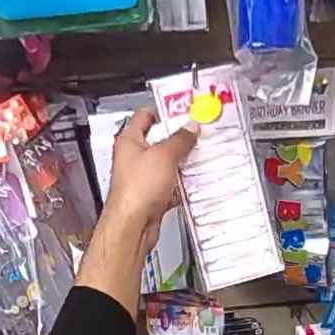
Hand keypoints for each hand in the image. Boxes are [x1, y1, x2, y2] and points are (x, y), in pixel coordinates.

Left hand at [73, 107, 196, 311]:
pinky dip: (183, 185)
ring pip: (167, 165)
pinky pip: (171, 186)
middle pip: (160, 141)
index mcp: (130, 140)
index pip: (146, 115)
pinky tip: (197, 182)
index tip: (184, 108)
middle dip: (180, 138)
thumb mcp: (164, 156)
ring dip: (184, 162)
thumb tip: (191, 127)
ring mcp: (143, 178)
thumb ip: (180, 139)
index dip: (164, 109)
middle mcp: (134, 158)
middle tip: (200, 133)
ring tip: (204, 155)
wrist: (133, 226)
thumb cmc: (138, 189)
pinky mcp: (152, 196)